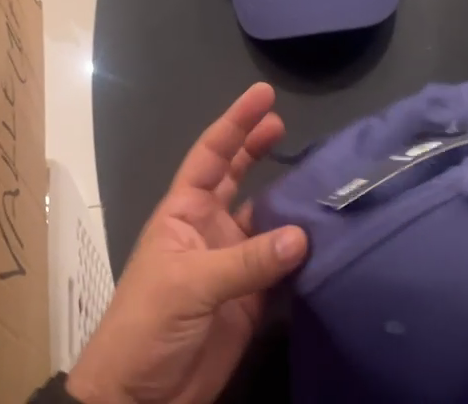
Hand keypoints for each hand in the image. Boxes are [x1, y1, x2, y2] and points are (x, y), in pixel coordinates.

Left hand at [67, 83, 308, 403]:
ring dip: (289, 202)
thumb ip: (246, 261)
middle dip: (257, 148)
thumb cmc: (145, 325)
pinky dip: (303, 253)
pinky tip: (326, 237)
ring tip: (322, 180)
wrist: (140, 398)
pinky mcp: (250, 301)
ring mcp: (231, 264)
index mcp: (183, 213)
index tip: (264, 95)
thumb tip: (303, 235)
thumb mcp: (188, 284)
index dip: (235, 123)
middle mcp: (209, 229)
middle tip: (286, 123)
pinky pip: (281, 267)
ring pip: (265, 220)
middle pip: (237, 177)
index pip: (212, 156)